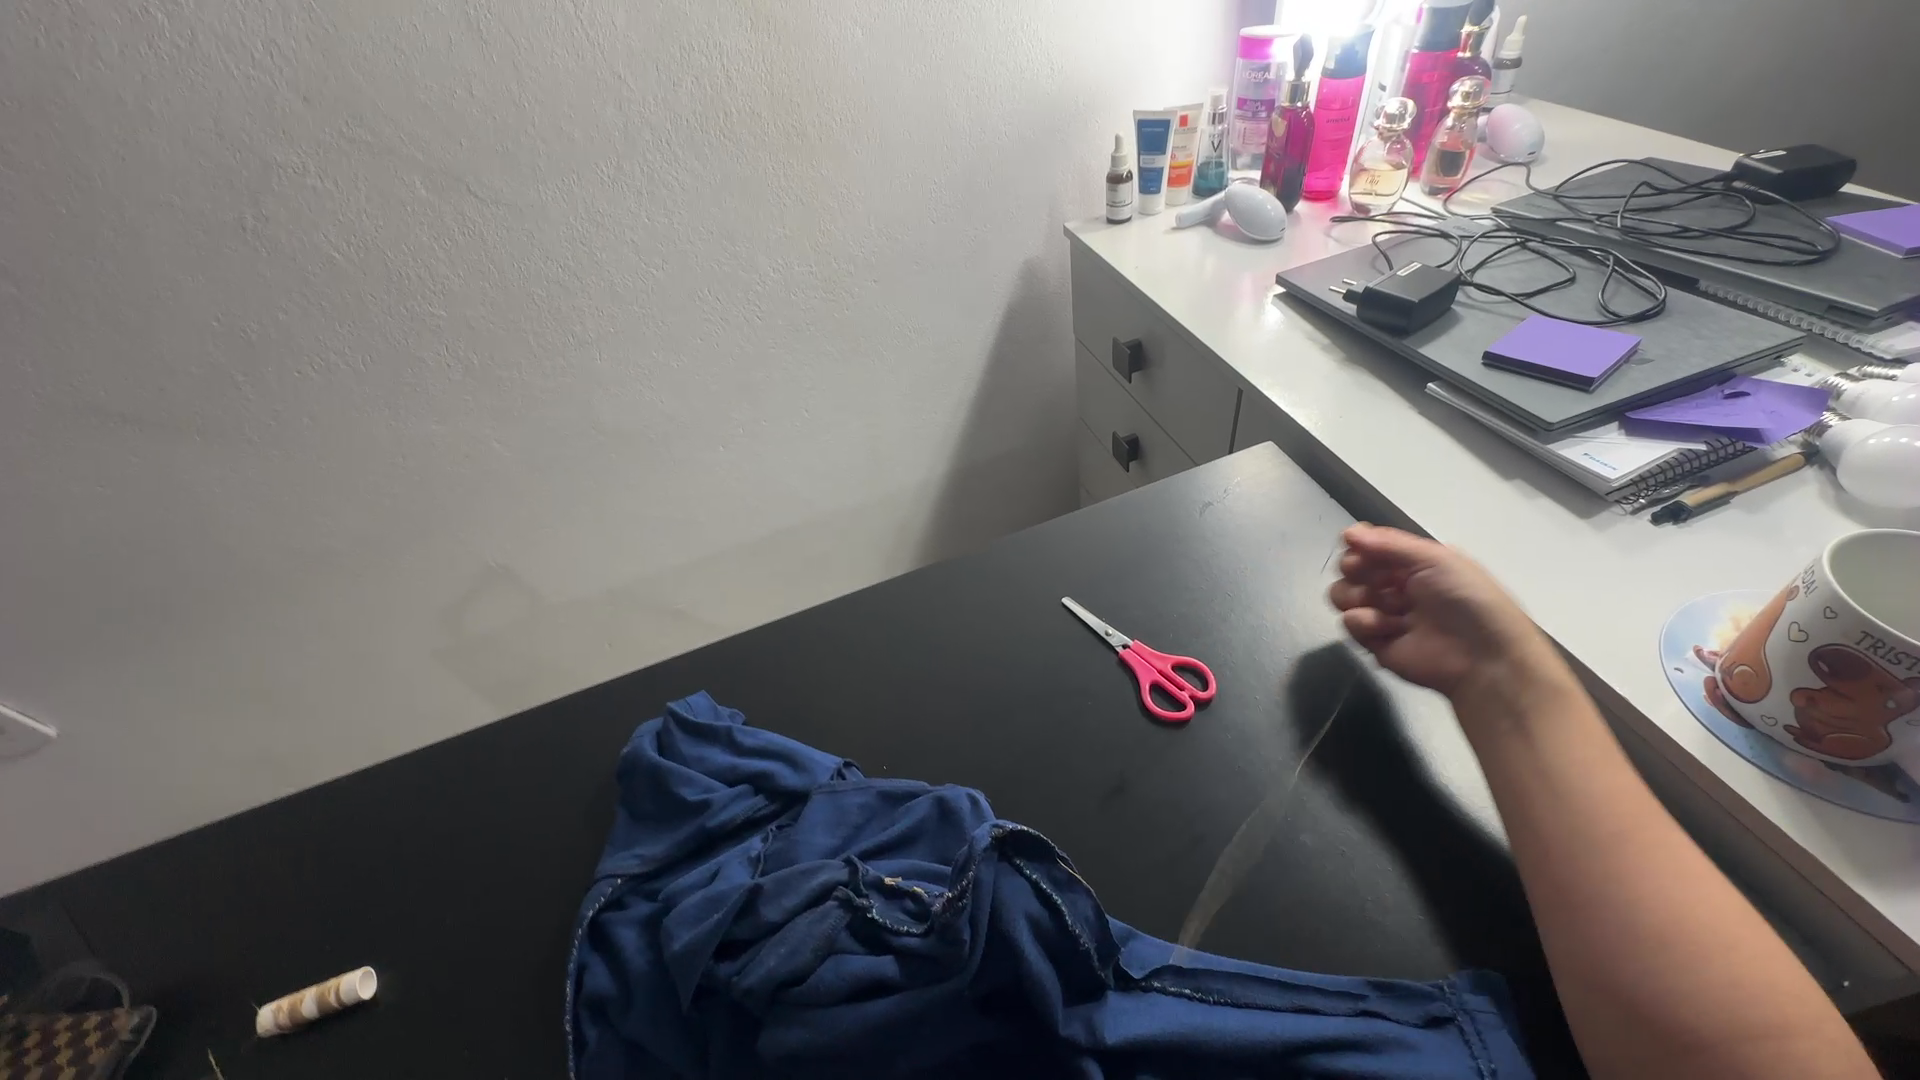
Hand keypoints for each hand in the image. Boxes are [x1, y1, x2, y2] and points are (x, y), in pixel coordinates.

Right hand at [1327, 525, 1557, 702]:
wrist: (1482, 657)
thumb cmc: (1467, 600)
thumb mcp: (1436, 559)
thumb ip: (1389, 544)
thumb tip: (1347, 532)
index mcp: (1413, 564)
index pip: (1369, 547)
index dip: (1359, 548)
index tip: (1361, 552)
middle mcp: (1394, 586)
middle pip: (1350, 570)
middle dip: (1355, 572)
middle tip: (1375, 581)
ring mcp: (1382, 613)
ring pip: (1342, 595)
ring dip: (1356, 597)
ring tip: (1384, 608)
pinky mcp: (1373, 641)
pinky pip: (1349, 623)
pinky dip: (1364, 623)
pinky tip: (1389, 629)